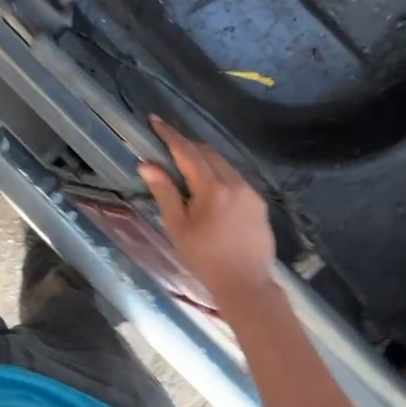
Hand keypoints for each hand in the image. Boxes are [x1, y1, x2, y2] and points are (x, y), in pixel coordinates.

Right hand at [141, 119, 276, 299]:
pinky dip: (218, 173)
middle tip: (167, 143)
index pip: (187, 151)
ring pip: (223, 163)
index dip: (170, 135)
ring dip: (203, 158)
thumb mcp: (177, 227)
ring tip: (185, 164)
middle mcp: (234, 183)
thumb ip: (164, 192)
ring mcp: (250, 192)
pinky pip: (235, 177)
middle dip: (186, 144)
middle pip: (207, 152)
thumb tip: (147, 164)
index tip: (154, 120)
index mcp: (212, 189)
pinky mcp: (259, 202)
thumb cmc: (204, 259)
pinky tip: (208, 186)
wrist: (246, 285)